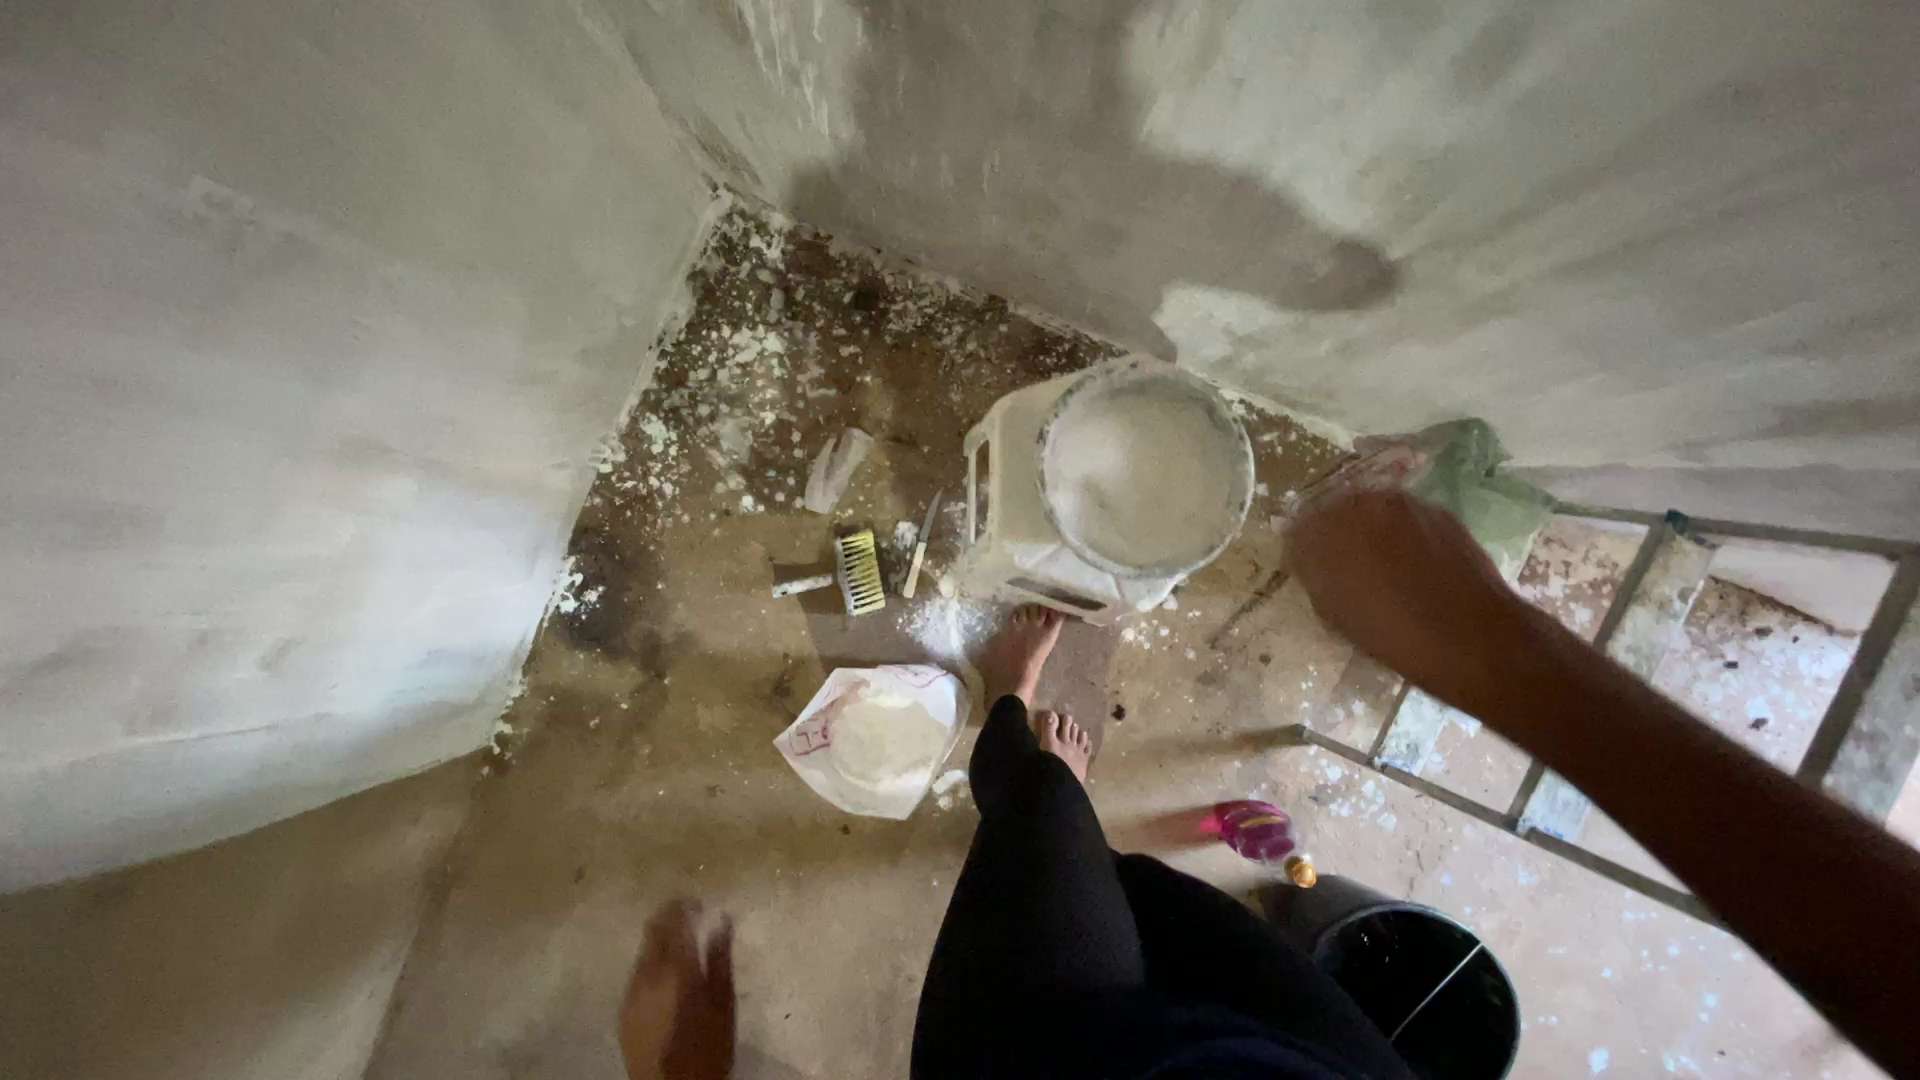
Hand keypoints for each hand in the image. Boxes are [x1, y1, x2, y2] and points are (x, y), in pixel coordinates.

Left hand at [619, 899, 734, 1079]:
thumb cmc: (709, 1047)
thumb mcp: (724, 1001)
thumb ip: (721, 956)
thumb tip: (722, 918)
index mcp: (676, 970)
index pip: (676, 920)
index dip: (687, 905)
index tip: (702, 901)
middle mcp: (648, 975)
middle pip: (653, 929)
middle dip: (670, 914)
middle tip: (692, 912)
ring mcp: (631, 992)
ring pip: (643, 948)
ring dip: (661, 936)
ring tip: (682, 939)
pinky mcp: (623, 1008)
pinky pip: (637, 970)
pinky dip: (652, 958)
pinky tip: (667, 968)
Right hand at [1286, 489, 1534, 711]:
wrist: (1468, 636)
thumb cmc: (1388, 632)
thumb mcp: (1331, 609)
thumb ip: (1314, 573)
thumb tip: (1311, 558)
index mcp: (1320, 531)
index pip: (1297, 530)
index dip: (1304, 551)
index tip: (1313, 572)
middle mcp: (1357, 505)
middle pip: (1335, 512)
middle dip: (1337, 534)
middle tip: (1347, 567)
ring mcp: (1402, 503)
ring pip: (1373, 511)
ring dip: (1372, 531)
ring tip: (1386, 566)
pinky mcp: (1438, 511)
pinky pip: (1408, 519)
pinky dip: (1405, 535)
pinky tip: (1416, 566)